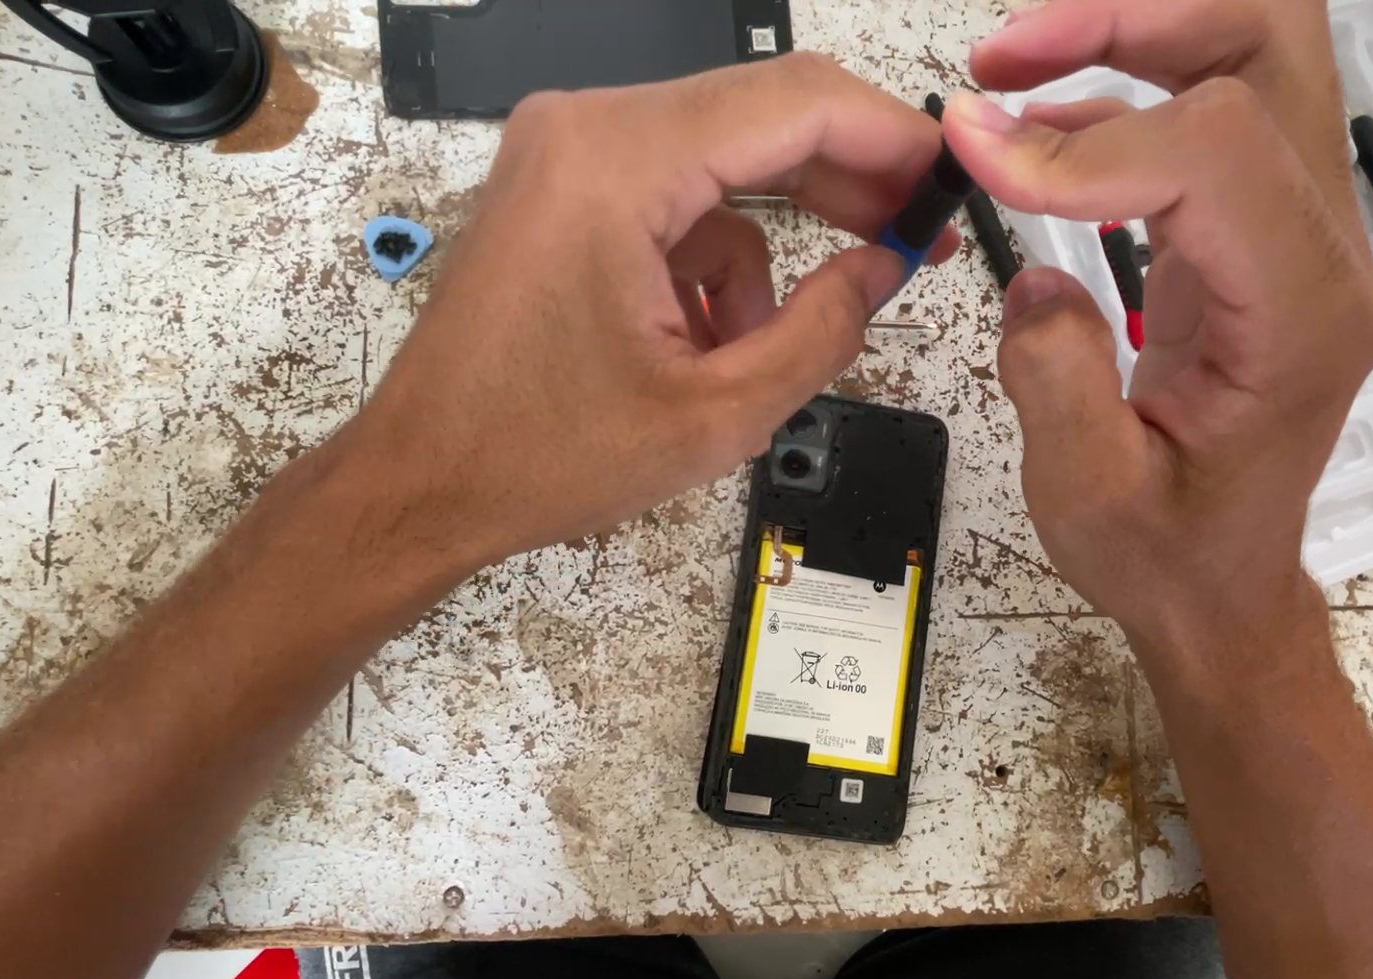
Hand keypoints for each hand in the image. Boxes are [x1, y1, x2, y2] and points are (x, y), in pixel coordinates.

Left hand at [336, 53, 956, 582]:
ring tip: (759, 350)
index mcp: (618, 165)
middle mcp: (584, 133)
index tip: (947, 182)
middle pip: (757, 123)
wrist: (425, 483)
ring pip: (717, 179)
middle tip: (908, 243)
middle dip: (843, 185)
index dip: (890, 138)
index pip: (794, 101)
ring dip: (762, 262)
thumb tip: (883, 270)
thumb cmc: (545, 459)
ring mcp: (563, 162)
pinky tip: (700, 345)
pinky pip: (670, 212)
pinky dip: (708, 273)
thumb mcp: (716, 416)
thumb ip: (823, 335)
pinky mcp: (559, 202)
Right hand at [944, 0, 1372, 666]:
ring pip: (1252, 61)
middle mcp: (1323, 256)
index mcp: (1296, 319)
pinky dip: (1128, 92)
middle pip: (1267, 51)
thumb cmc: (1158, 554)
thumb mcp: (1085, 489)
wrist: (1217, 586)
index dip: (1082, 144)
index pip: (1211, 158)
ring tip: (1010, 68)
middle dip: (1128, 22)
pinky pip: (1211, 124)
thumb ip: (1053, 376)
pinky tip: (1044, 124)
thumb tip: (1032, 276)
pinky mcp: (1252, 247)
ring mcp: (1297, 241)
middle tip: (1000, 55)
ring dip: (1131, 34)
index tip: (972, 156)